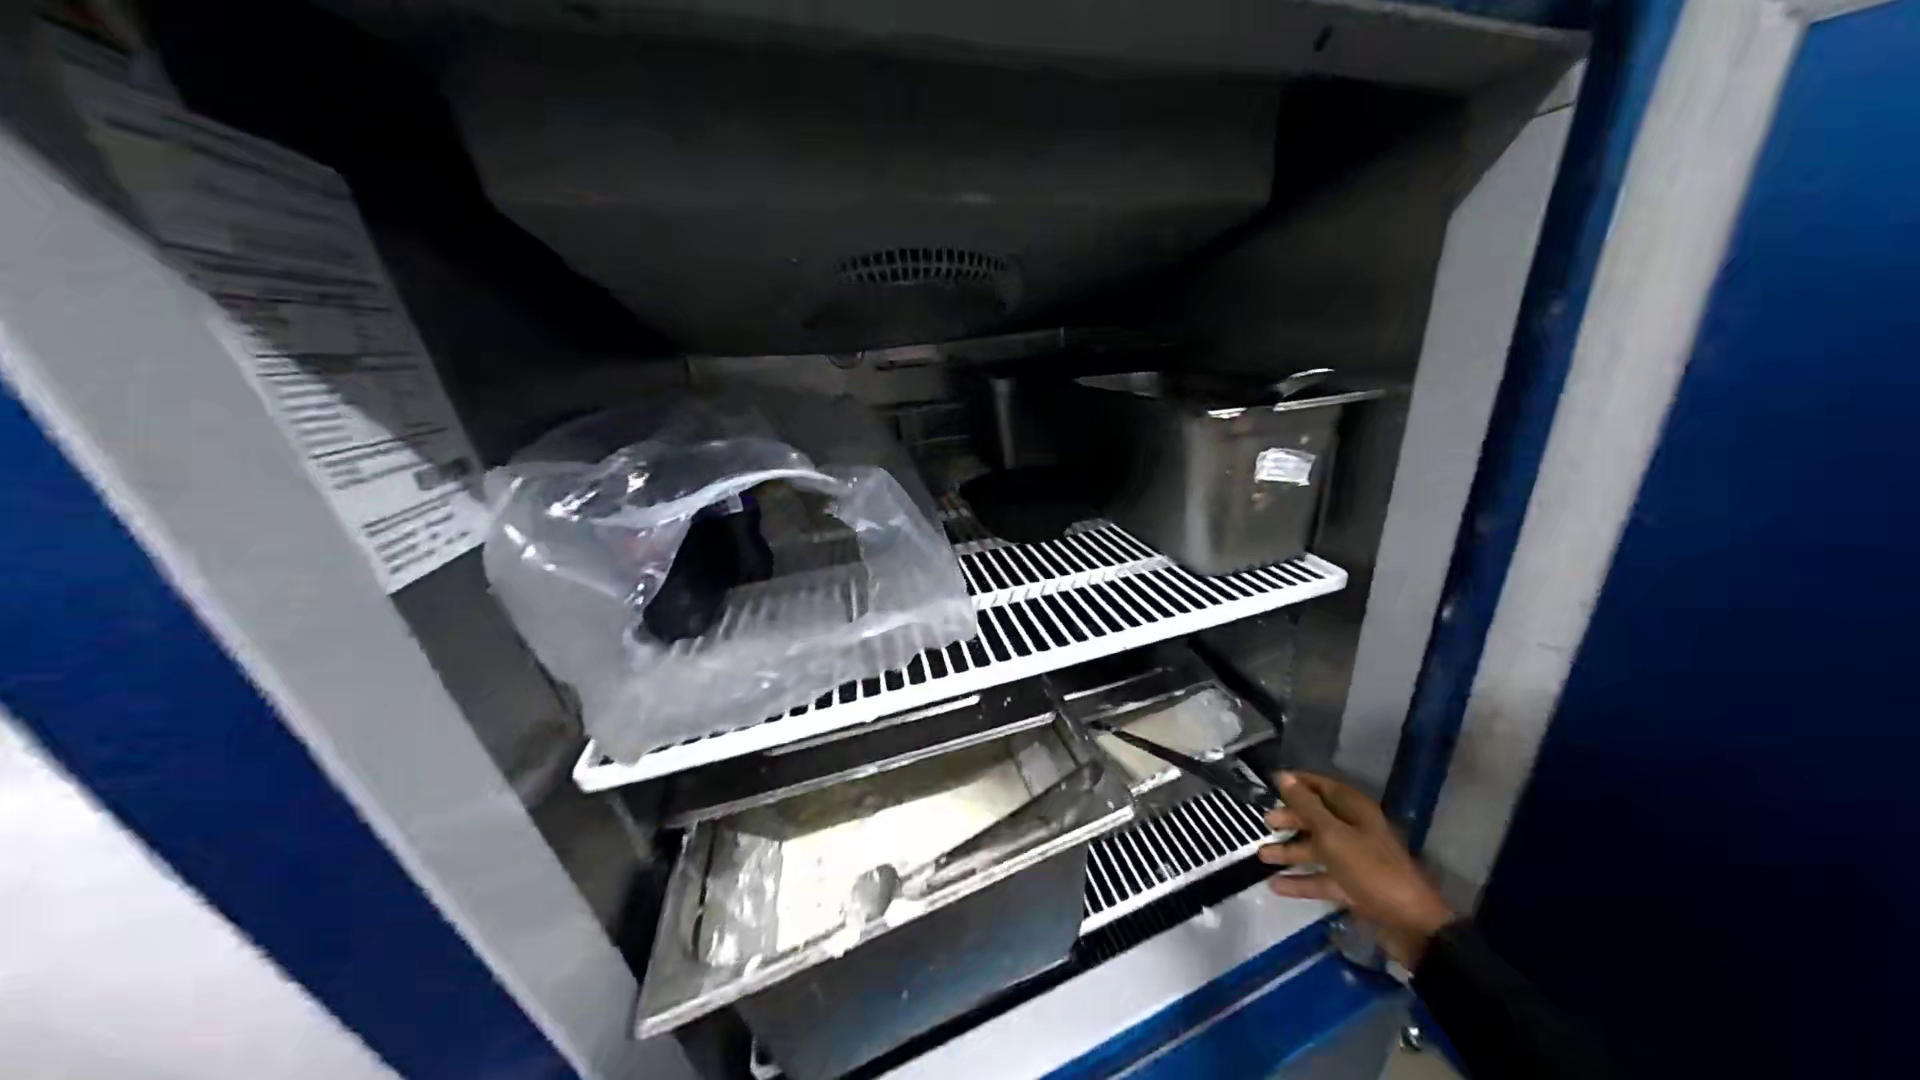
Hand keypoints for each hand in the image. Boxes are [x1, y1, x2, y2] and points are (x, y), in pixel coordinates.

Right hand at [1258, 771, 1453, 968]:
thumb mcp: (1333, 834)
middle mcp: (1355, 832)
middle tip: (1265, 822)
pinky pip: (1322, 879)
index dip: (1298, 783)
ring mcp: (1355, 861)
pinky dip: (1300, 881)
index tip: (1271, 782)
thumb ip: (1306, 806)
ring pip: (1317, 850)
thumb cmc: (1371, 870)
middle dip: (1291, 819)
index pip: (1323, 787)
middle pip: (1317, 819)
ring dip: (1290, 852)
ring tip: (1262, 856)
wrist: (1411, 926)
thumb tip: (1284, 777)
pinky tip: (1276, 885)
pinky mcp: (1354, 887)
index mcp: (1355, 812)